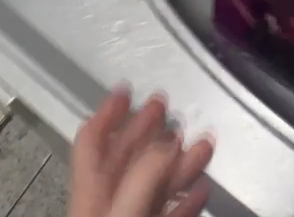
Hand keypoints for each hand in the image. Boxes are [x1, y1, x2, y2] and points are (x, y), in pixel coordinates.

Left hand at [68, 86, 212, 216]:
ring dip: (178, 159)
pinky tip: (201, 188)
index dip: (108, 111)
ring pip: (153, 180)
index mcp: (91, 191)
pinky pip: (168, 209)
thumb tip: (169, 141)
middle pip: (126, 154)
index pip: (92, 138)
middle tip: (164, 105)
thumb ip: (144, 172)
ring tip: (202, 143)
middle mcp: (107, 202)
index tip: (125, 89)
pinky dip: (185, 196)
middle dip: (148, 126)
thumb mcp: (124, 209)